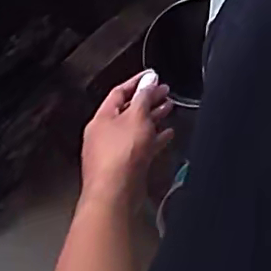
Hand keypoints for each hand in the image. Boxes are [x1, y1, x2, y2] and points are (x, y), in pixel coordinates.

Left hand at [80, 70, 172, 204]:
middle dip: (148, 100)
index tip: (152, 75)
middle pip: (128, 110)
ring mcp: (113, 152)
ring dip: (153, 117)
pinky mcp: (123, 168)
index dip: (137, 81)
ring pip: (135, 128)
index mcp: (102, 119)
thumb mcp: (137, 115)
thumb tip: (149, 79)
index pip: (119, 92)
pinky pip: (140, 147)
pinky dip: (153, 139)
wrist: (115, 195)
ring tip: (168, 108)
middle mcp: (104, 134)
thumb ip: (145, 95)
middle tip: (164, 91)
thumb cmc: (121, 153)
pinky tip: (166, 135)